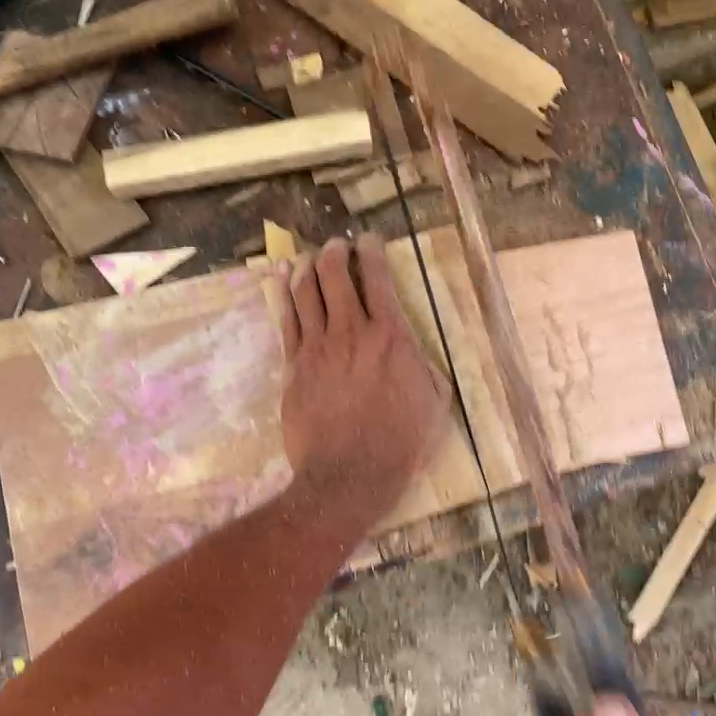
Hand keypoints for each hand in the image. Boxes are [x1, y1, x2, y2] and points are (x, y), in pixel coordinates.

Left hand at [280, 234, 449, 520]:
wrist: (349, 475)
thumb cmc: (400, 443)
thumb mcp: (435, 401)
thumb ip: (424, 365)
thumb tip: (412, 348)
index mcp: (391, 336)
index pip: (379, 279)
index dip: (372, 251)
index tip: (369, 241)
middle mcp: (351, 331)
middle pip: (335, 275)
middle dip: (335, 252)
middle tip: (337, 247)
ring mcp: (317, 347)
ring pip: (305, 291)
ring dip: (307, 267)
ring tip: (309, 259)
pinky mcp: (293, 366)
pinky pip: (285, 320)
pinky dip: (282, 294)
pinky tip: (280, 280)